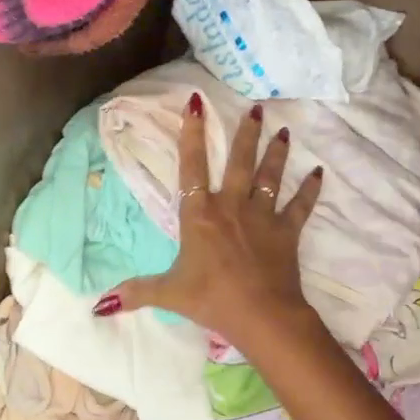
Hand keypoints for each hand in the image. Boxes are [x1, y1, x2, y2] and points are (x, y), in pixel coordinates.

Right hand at [96, 93, 324, 351]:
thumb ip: (137, 292)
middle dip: (246, 134)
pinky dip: (310, 189)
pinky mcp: (287, 232)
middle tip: (256, 108)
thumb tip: (101, 304)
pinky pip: (300, 206)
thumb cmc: (212, 299)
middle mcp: (231, 207)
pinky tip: (319, 173)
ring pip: (270, 176)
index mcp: (200, 216)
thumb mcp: (169, 294)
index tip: (196, 104)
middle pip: (240, 162)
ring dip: (277, 153)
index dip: (192, 135)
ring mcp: (262, 217)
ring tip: (283, 131)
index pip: (192, 167)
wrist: (262, 315)